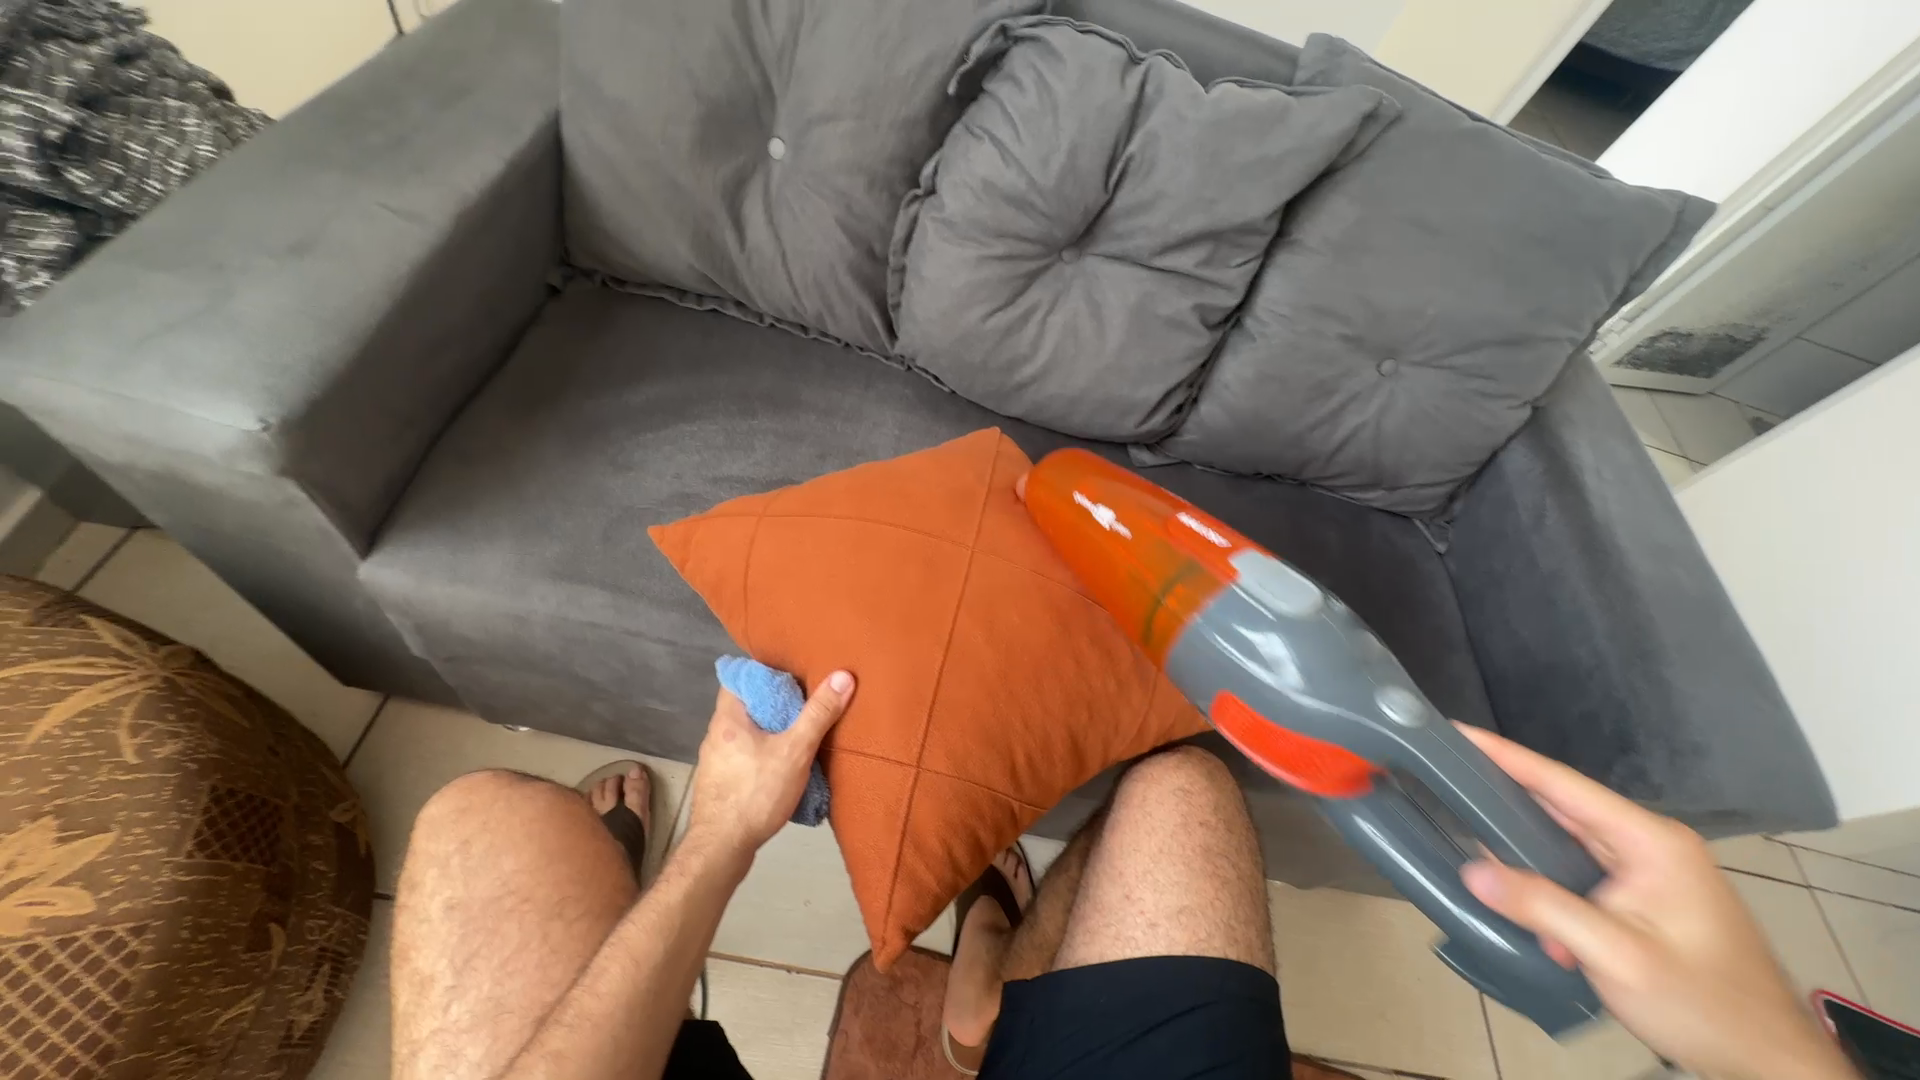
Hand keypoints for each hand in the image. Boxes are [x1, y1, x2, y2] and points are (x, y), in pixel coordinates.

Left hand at [686, 671, 853, 858]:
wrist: (721, 849)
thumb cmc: (755, 793)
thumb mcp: (795, 751)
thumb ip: (818, 714)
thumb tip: (842, 676)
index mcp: (728, 717)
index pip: (739, 677)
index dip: (764, 673)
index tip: (791, 676)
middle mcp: (716, 734)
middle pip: (745, 706)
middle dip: (773, 704)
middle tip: (805, 703)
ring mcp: (714, 761)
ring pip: (745, 734)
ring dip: (769, 731)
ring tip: (798, 734)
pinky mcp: (720, 784)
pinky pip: (743, 757)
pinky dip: (762, 755)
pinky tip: (781, 768)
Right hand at [1457, 725, 1856, 1079]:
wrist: (1770, 1063)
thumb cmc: (1704, 1004)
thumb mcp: (1618, 956)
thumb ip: (1543, 908)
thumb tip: (1471, 870)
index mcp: (1650, 841)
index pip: (1562, 783)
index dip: (1504, 754)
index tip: (1455, 730)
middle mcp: (1646, 843)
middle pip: (1558, 803)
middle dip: (1498, 789)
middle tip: (1438, 770)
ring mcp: (1643, 868)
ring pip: (1561, 836)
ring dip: (1515, 838)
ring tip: (1455, 816)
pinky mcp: (1636, 894)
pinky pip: (1571, 866)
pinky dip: (1536, 871)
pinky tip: (1506, 881)